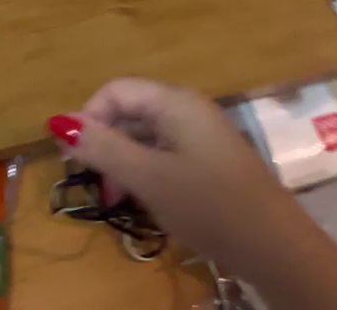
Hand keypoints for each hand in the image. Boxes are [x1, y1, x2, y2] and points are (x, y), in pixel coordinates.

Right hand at [48, 78, 319, 277]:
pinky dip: (147, 171)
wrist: (277, 247)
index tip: (73, 158)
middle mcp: (187, 107)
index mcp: (173, 100)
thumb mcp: (148, 178)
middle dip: (105, 143)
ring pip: (147, 135)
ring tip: (116, 200)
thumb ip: (103, 148)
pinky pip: (166, 152)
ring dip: (124, 161)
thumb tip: (58, 122)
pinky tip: (145, 202)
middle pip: (130, 110)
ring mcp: (202, 134)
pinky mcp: (211, 160)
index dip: (88, 117)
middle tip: (94, 185)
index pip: (115, 90)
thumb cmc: (208, 204)